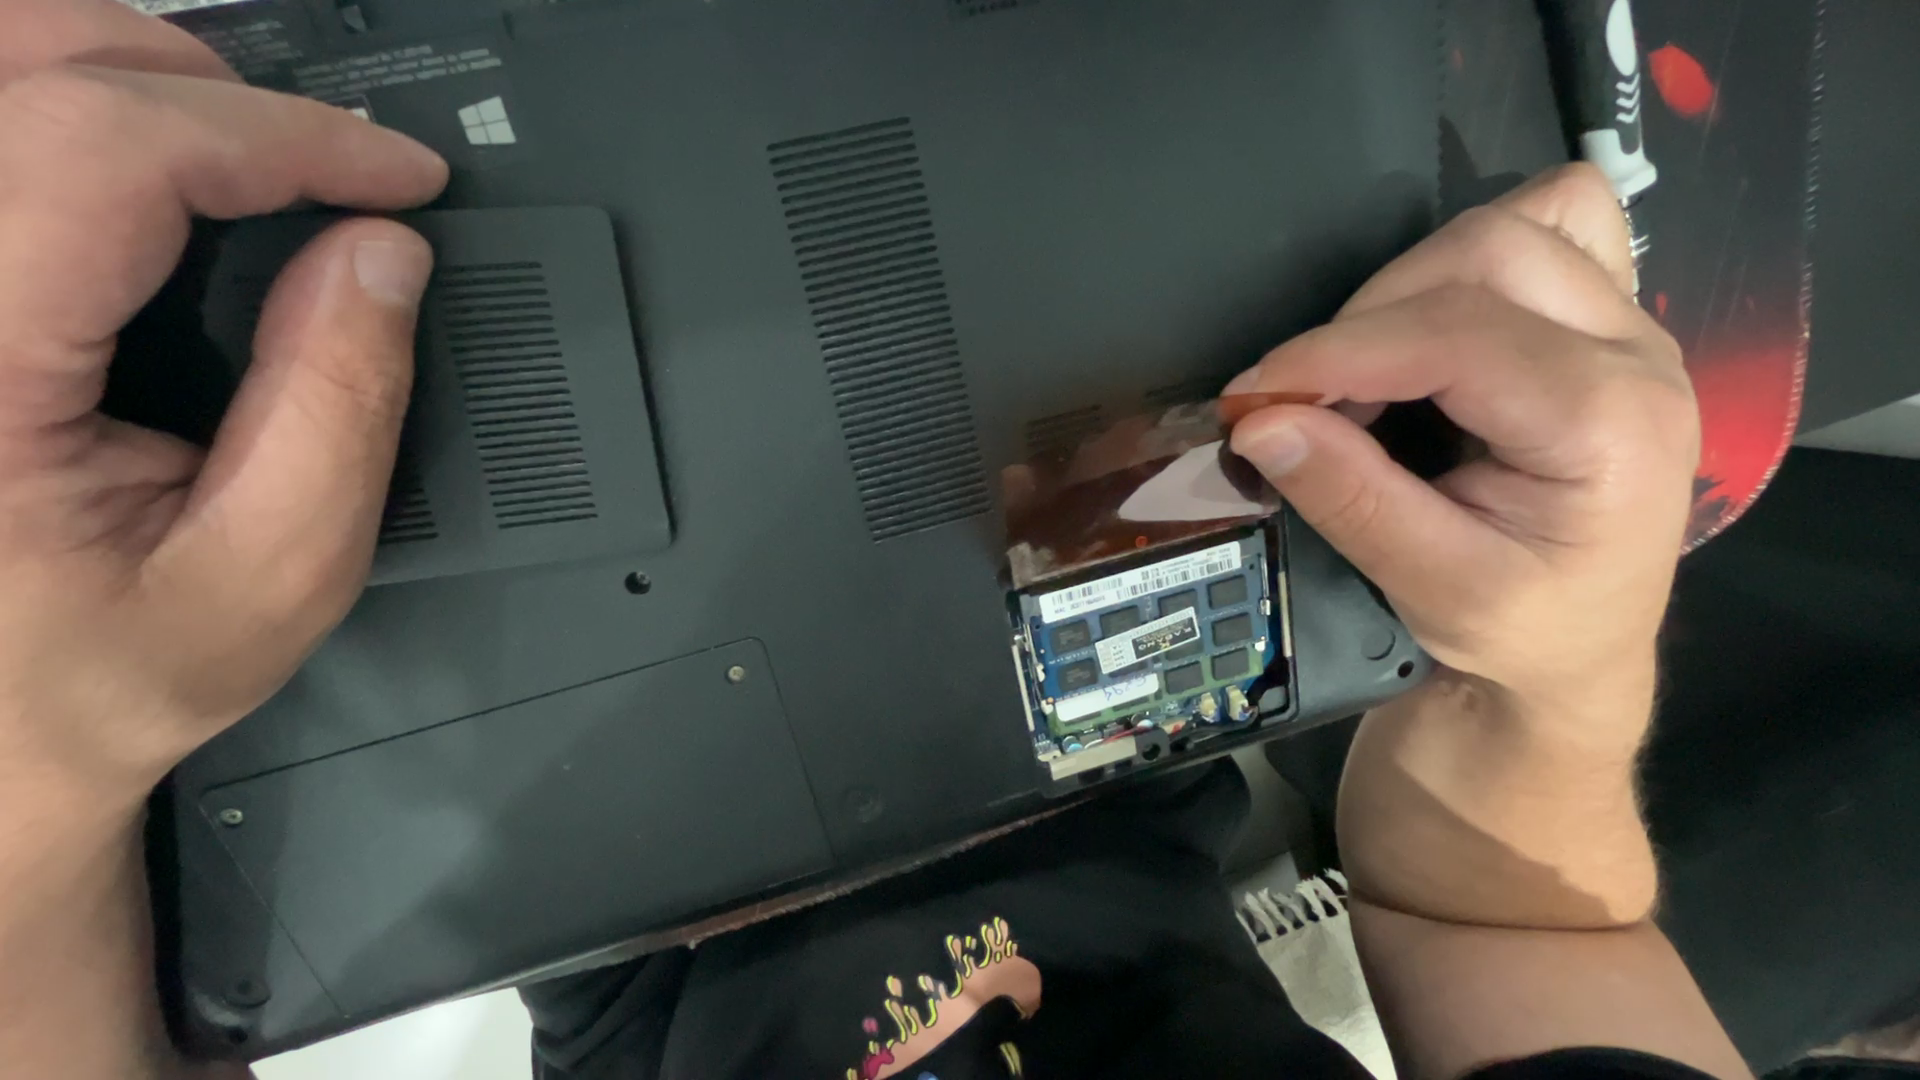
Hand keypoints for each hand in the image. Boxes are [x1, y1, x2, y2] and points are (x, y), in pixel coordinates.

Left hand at [0, 0, 448, 824]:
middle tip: (339, 162)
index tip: (403, 176)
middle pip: (14, 67)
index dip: (289, 140)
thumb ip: (343, 401)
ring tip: (251, 153)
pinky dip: (59, 123)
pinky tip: (137, 178)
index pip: (109, 155)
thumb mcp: (279, 562)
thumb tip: (385, 258)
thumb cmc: (106, 677)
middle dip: (210, 92)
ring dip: (124, 84)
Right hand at [1227, 164, 1697, 729]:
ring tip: (1357, 370)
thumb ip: (1349, 498)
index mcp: (1606, 424)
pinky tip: (1423, 328)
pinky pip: (1550, 229)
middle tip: (1301, 399)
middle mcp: (1633, 353)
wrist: (1578, 648)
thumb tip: (1258, 424)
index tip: (1249, 396)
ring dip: (1405, 287)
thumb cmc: (1520, 630)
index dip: (1334, 353)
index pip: (1454, 335)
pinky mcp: (1601, 323)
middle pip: (1484, 256)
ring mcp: (1627, 327)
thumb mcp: (1430, 585)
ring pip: (1514, 226)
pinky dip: (1466, 262)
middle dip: (1363, 320)